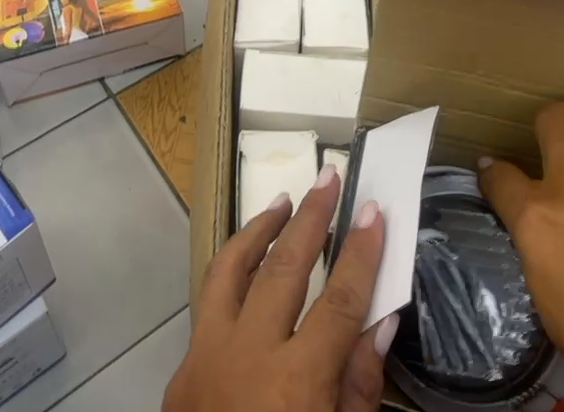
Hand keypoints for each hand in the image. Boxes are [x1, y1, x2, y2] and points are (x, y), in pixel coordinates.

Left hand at [164, 165, 398, 411]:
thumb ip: (358, 386)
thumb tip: (378, 320)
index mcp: (296, 383)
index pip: (339, 302)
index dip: (362, 254)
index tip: (374, 211)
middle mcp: (249, 355)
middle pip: (286, 269)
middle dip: (312, 219)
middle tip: (329, 179)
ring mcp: (209, 353)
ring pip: (234, 269)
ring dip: (261, 229)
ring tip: (286, 200)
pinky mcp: (186, 362)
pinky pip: (209, 297)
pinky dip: (230, 265)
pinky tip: (246, 252)